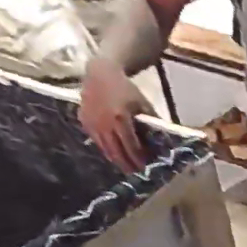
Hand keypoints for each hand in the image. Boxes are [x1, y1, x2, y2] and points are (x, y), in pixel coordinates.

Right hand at [79, 58, 150, 172]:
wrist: (100, 73)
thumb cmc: (126, 89)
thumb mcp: (144, 104)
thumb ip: (151, 122)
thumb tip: (162, 139)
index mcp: (121, 119)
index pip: (131, 146)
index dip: (138, 159)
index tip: (145, 168)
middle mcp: (104, 123)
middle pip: (116, 151)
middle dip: (127, 164)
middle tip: (136, 173)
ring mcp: (92, 123)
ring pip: (104, 148)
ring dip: (116, 160)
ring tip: (126, 167)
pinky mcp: (84, 121)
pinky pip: (96, 141)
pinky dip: (106, 149)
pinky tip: (113, 154)